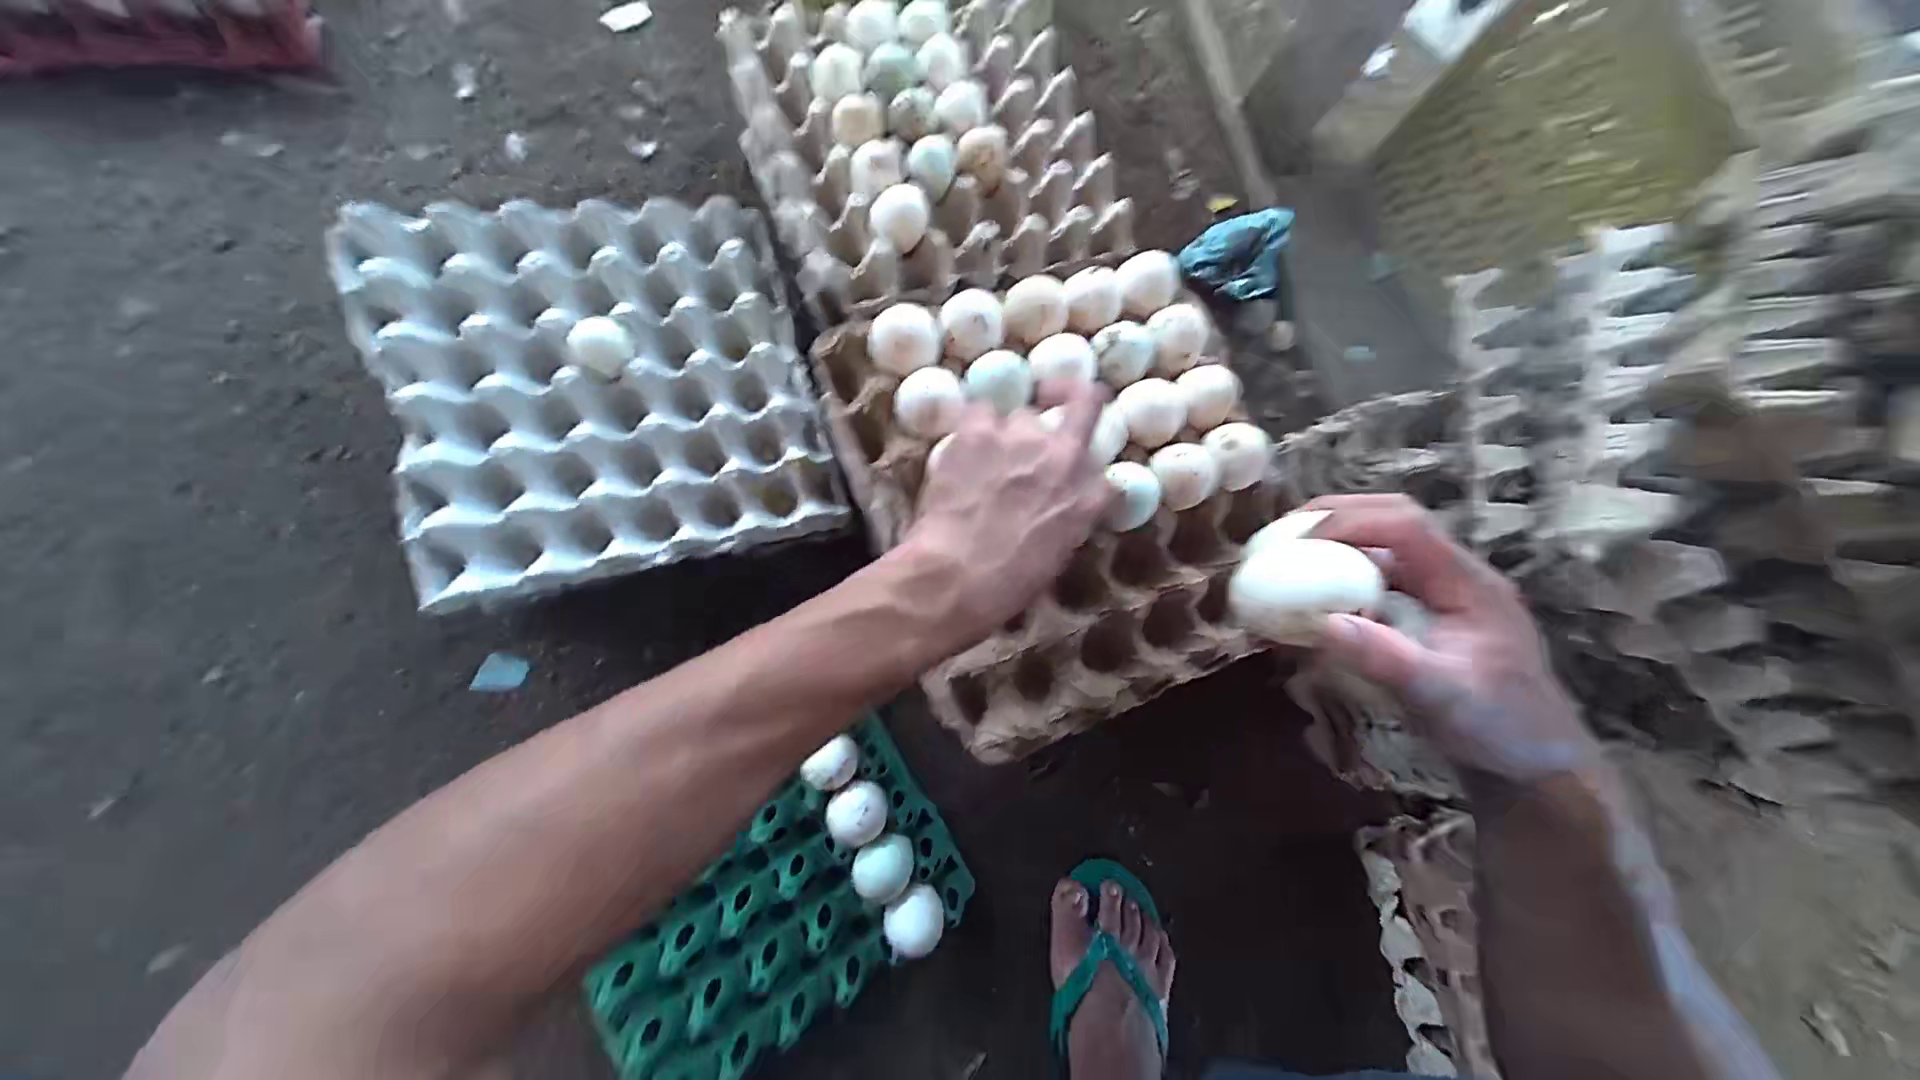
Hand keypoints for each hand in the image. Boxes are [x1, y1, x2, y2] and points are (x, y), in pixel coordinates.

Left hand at [893, 380, 1111, 653]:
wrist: (957, 574)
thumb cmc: (1005, 584)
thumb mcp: (1056, 555)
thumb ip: (1068, 519)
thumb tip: (1061, 506)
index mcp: (1088, 498)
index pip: (1109, 463)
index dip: (1092, 457)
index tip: (1079, 452)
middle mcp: (1064, 457)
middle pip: (1081, 403)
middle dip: (1070, 397)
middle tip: (1054, 397)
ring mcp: (1023, 437)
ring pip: (1022, 413)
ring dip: (1010, 430)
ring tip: (985, 455)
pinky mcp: (980, 430)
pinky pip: (980, 410)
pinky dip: (973, 426)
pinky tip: (962, 447)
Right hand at [1301, 494, 1602, 783]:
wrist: (1532, 761)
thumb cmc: (1497, 728)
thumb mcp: (1440, 698)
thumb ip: (1385, 659)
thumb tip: (1325, 623)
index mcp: (1467, 583)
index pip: (1404, 525)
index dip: (1347, 522)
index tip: (1295, 541)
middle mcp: (1454, 575)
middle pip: (1392, 517)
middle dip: (1334, 516)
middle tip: (1281, 534)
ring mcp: (1439, 590)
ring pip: (1382, 541)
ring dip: (1334, 538)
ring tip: (1287, 552)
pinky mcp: (1423, 609)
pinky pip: (1376, 571)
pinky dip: (1338, 568)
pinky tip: (1311, 587)